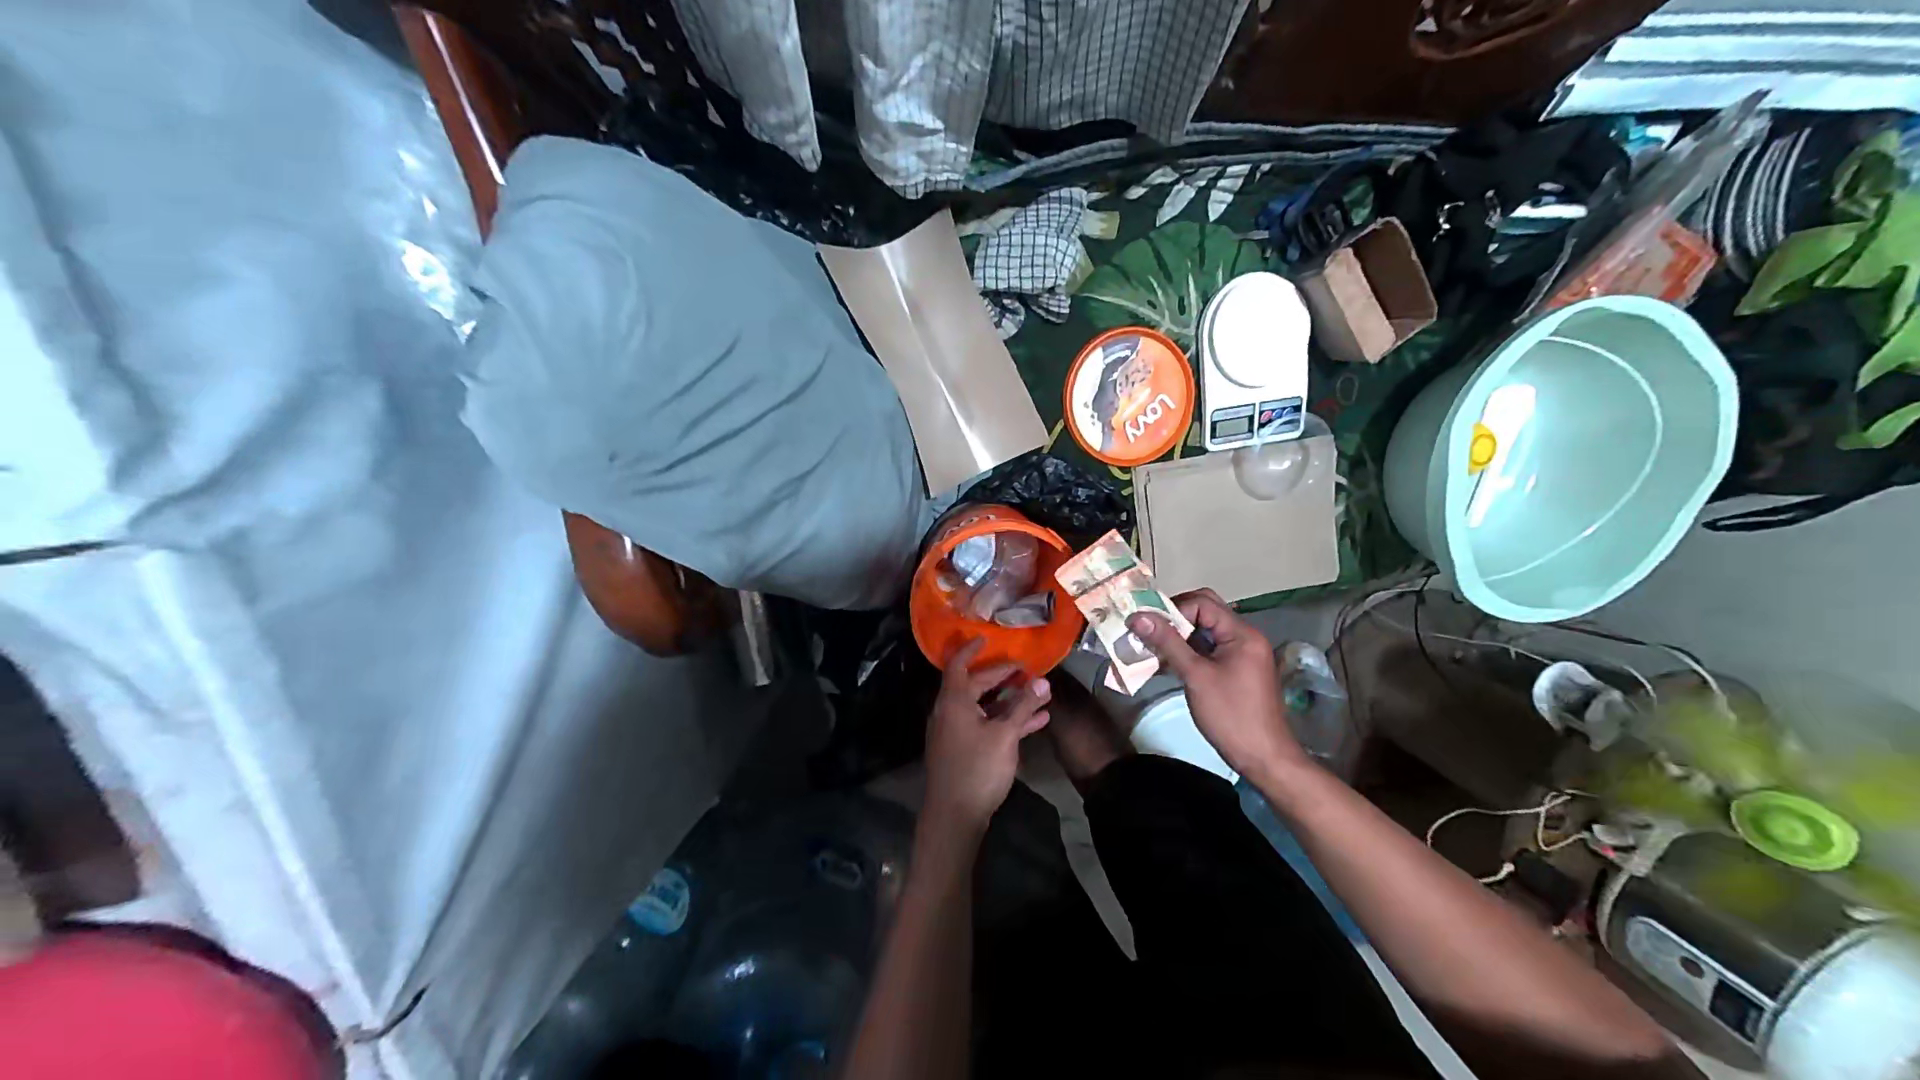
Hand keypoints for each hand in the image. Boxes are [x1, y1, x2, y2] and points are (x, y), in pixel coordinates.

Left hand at [922, 639, 1051, 837]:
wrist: (954, 816)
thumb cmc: (977, 768)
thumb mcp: (1005, 735)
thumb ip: (1023, 707)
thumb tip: (1043, 681)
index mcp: (953, 702)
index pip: (958, 665)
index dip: (971, 649)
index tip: (987, 637)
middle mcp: (950, 712)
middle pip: (974, 685)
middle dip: (1000, 676)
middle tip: (1026, 669)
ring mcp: (955, 732)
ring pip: (984, 707)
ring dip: (1008, 700)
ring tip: (1037, 693)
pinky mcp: (963, 750)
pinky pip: (985, 726)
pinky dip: (1006, 721)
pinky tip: (1036, 722)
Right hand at [1126, 589, 1307, 781]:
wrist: (1263, 757)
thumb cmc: (1230, 715)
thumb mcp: (1195, 676)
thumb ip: (1168, 643)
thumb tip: (1138, 617)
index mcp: (1242, 633)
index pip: (1202, 603)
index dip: (1173, 610)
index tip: (1148, 627)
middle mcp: (1245, 637)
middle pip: (1205, 611)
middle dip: (1174, 618)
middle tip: (1148, 632)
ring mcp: (1242, 653)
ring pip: (1205, 631)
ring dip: (1178, 636)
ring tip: (1151, 647)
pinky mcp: (1236, 669)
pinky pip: (1209, 648)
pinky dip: (1188, 651)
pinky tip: (1167, 663)